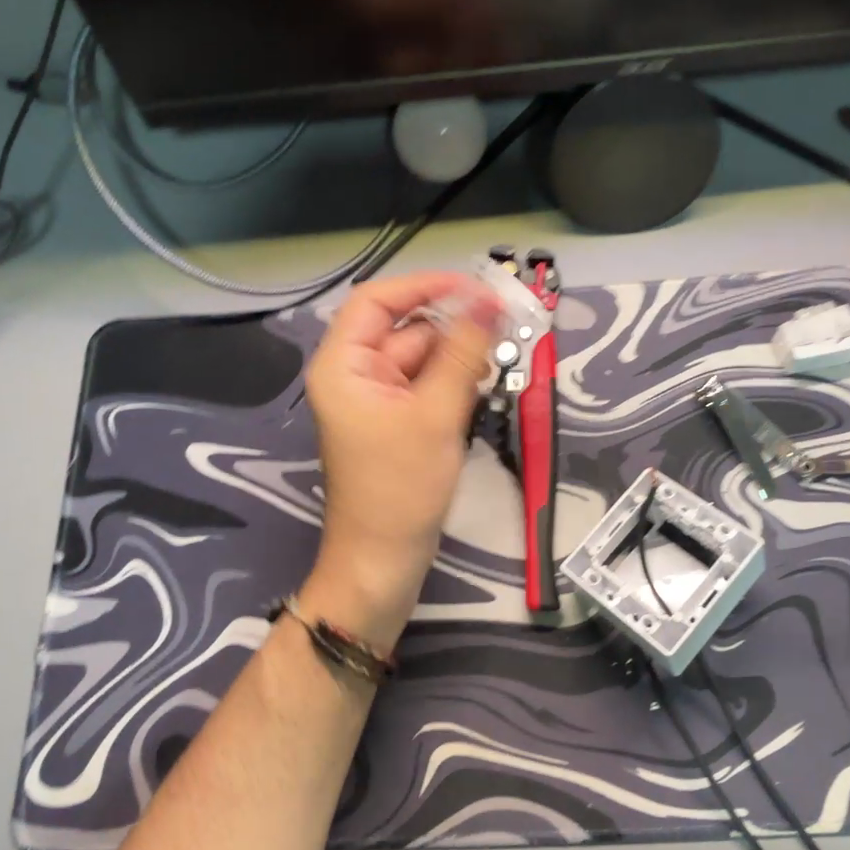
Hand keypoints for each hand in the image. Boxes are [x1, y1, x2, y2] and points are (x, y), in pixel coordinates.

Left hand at [302, 273, 498, 647]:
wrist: (383, 562)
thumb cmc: (401, 489)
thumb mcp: (436, 414)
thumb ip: (463, 353)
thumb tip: (489, 301)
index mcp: (343, 365)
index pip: (377, 300)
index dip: (426, 286)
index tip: (477, 288)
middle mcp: (355, 374)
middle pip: (405, 327)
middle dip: (452, 327)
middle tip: (505, 328)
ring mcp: (375, 399)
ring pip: (421, 357)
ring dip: (458, 357)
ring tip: (497, 364)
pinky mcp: (395, 422)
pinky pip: (425, 385)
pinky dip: (453, 382)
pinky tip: (481, 388)